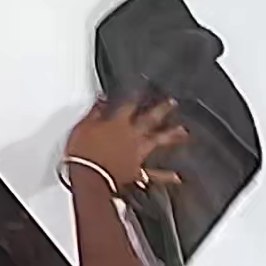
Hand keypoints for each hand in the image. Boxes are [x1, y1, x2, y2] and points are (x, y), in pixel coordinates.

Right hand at [64, 94, 187, 192]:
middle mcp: (131, 136)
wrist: (88, 178)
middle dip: (160, 109)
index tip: (143, 88)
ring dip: (170, 136)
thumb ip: (95, 113)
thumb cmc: (83, 153)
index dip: (136, 95)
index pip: (128, 104)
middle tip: (172, 102)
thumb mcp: (84, 127)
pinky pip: (154, 174)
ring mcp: (136, 154)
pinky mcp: (136, 172)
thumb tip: (101, 100)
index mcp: (117, 123)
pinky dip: (166, 176)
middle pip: (149, 119)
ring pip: (156, 142)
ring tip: (182, 131)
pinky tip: (177, 176)